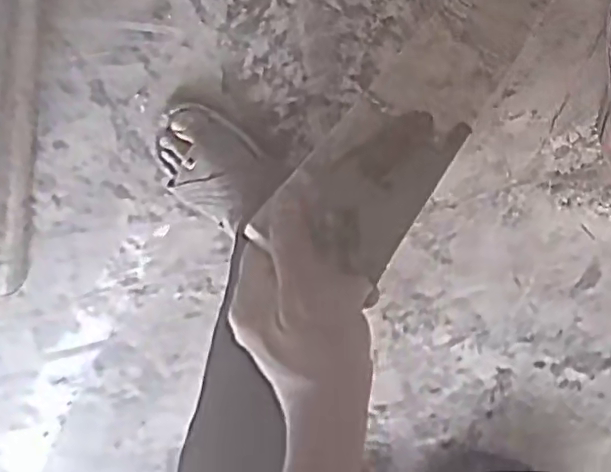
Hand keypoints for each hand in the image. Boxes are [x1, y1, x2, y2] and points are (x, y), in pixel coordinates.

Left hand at [230, 179, 374, 405]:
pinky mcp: (306, 329)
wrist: (338, 411)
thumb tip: (286, 200)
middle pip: (285, 251)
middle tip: (344, 231)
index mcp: (251, 295)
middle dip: (317, 238)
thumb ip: (292, 245)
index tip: (319, 199)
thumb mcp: (305, 290)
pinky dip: (341, 284)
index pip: (263, 239)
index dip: (289, 216)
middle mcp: (260, 305)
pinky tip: (360, 289)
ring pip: (307, 269)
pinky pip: (320, 291)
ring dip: (334, 261)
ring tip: (355, 263)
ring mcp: (283, 320)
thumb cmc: (322, 351)